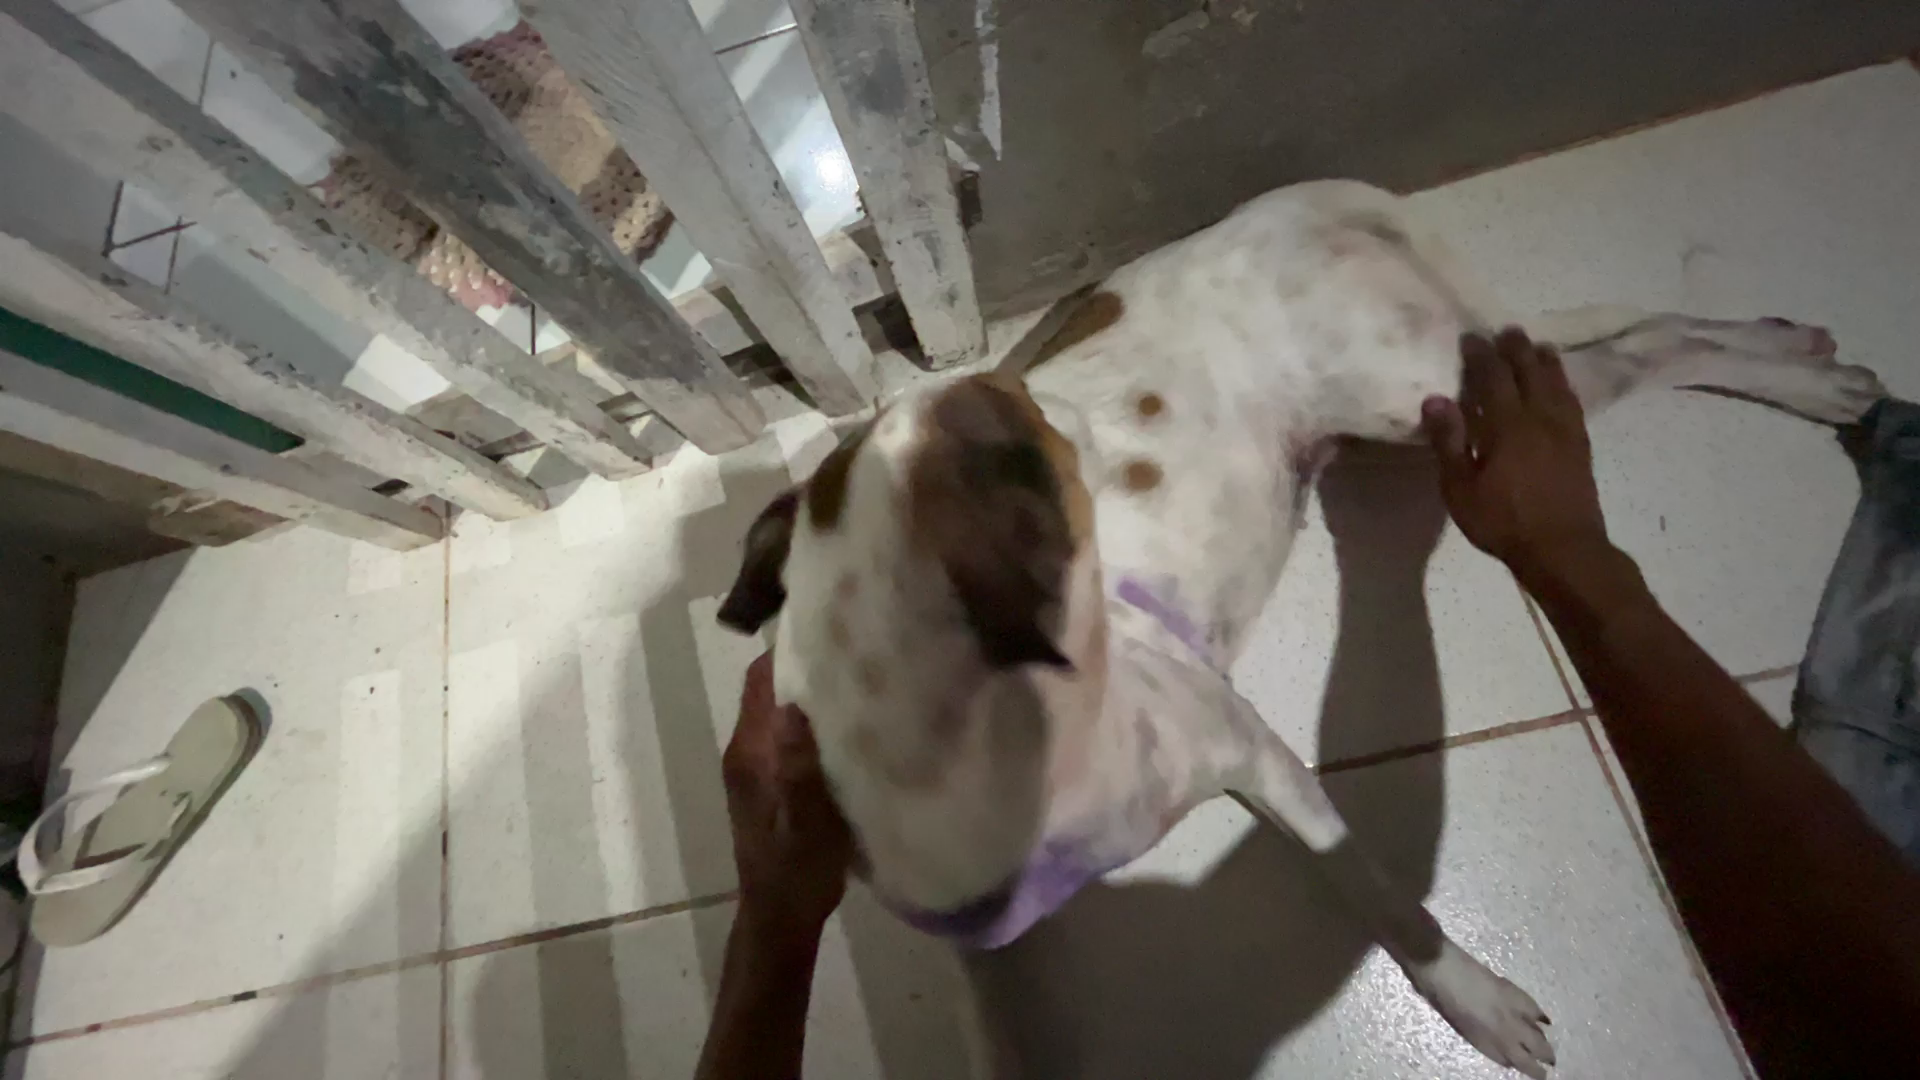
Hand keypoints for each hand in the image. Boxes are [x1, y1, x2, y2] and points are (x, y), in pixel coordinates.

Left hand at [722, 652, 854, 933]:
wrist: (780, 918)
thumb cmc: (798, 869)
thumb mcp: (807, 821)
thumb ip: (799, 767)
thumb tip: (791, 706)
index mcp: (750, 752)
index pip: (760, 679)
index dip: (788, 648)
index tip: (830, 628)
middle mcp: (746, 749)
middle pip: (769, 687)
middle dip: (805, 663)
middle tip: (855, 647)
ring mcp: (755, 764)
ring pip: (780, 708)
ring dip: (810, 690)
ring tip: (857, 675)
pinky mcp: (769, 779)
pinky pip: (787, 730)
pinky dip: (812, 716)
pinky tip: (848, 719)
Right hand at [1421, 328, 1615, 587]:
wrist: (1561, 547)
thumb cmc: (1500, 520)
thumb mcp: (1459, 486)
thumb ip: (1449, 441)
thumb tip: (1437, 400)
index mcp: (1508, 428)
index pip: (1493, 381)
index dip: (1482, 357)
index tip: (1471, 337)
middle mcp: (1541, 420)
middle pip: (1530, 375)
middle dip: (1517, 351)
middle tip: (1507, 330)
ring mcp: (1566, 432)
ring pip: (1556, 385)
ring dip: (1545, 363)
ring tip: (1538, 346)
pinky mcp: (1580, 446)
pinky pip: (1572, 403)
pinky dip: (1563, 385)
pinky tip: (1559, 385)